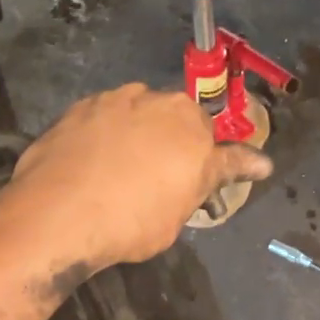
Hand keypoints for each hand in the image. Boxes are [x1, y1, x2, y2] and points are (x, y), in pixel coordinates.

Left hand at [0, 84, 272, 270]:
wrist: (58, 214)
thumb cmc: (132, 220)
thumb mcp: (183, 208)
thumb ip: (217, 175)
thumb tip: (262, 162)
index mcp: (190, 124)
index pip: (212, 138)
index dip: (205, 160)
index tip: (202, 173)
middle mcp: (155, 99)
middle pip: (173, 117)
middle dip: (170, 141)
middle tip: (156, 177)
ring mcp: (113, 99)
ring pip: (135, 112)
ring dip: (134, 132)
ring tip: (117, 169)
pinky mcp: (78, 107)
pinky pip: (101, 117)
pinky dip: (101, 134)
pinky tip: (90, 162)